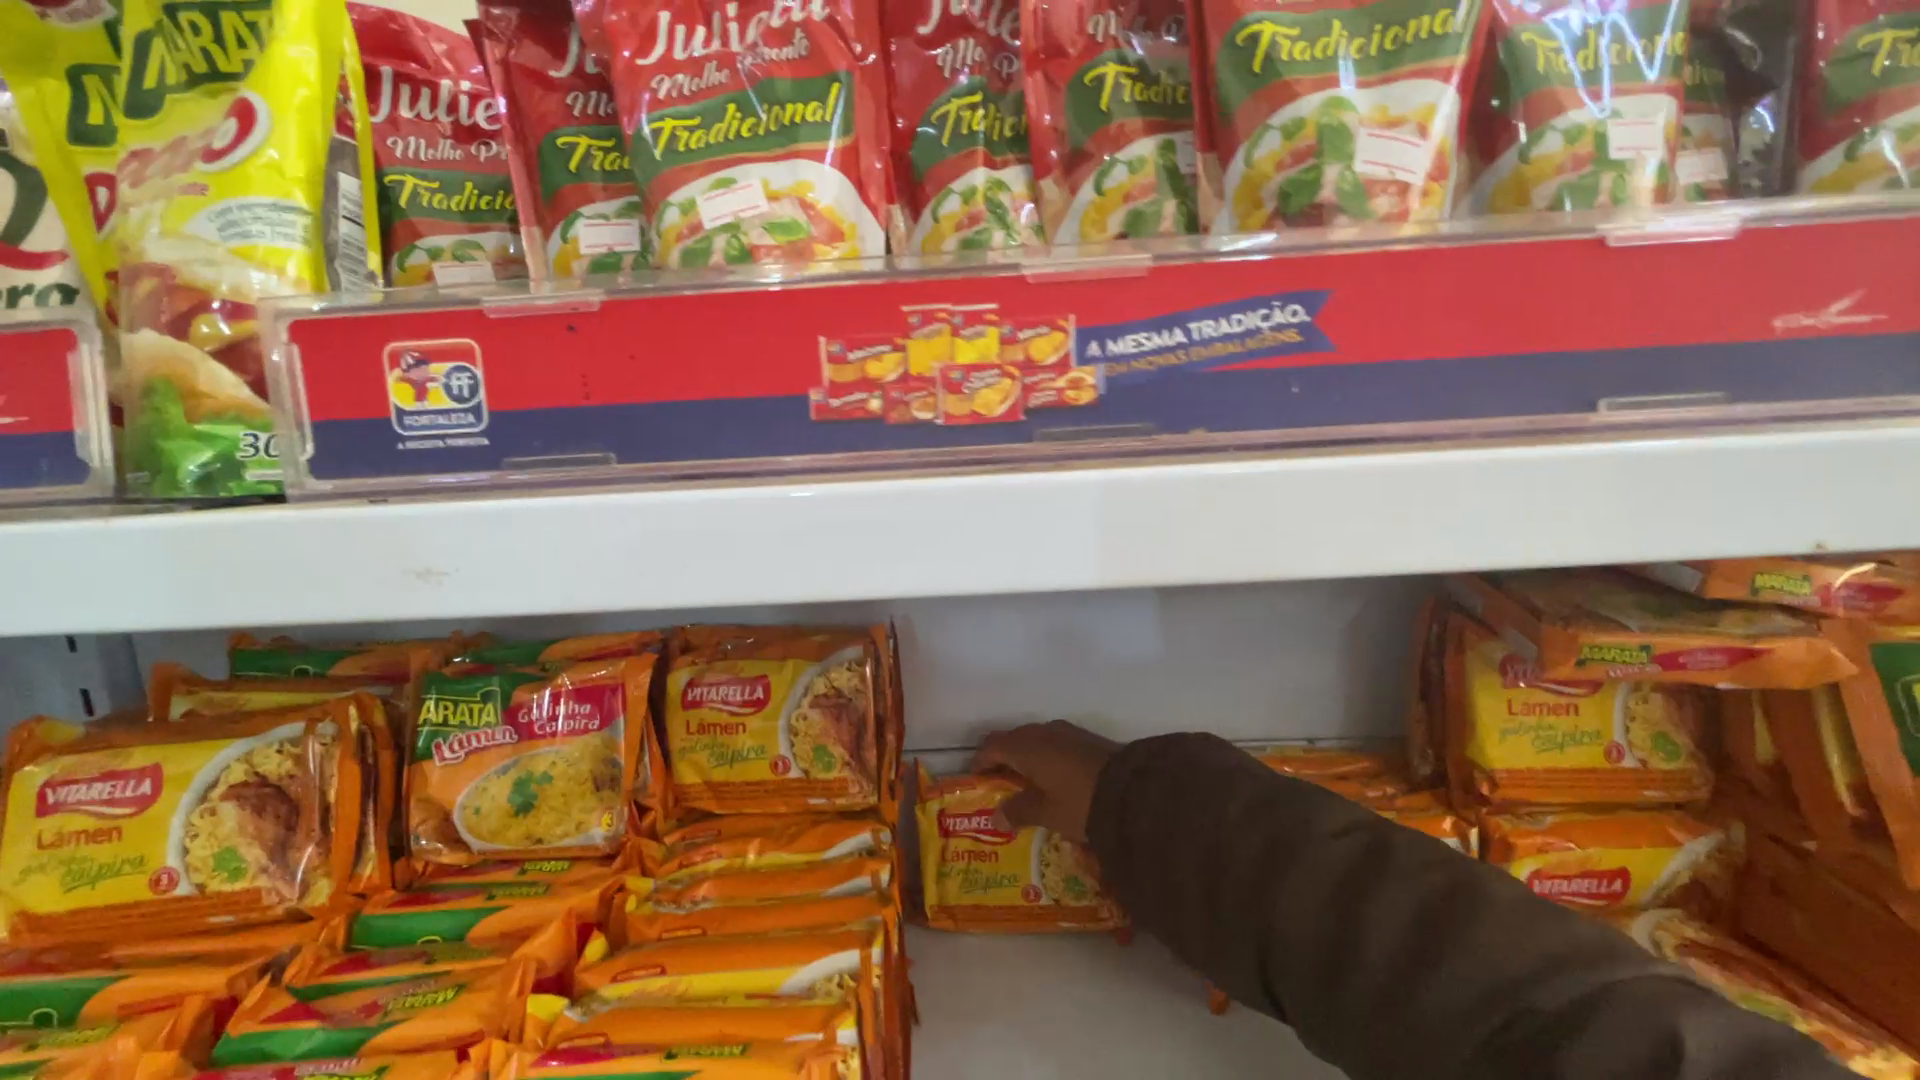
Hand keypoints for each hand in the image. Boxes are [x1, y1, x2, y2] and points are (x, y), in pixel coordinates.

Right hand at [971, 720, 1118, 845]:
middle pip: (1012, 740)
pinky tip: (1053, 781)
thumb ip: (1018, 811)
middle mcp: (1042, 732)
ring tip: (1026, 786)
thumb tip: (996, 816)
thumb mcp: (1047, 813)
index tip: (977, 782)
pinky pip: (1053, 743)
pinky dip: (1044, 758)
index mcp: (1026, 747)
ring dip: (1025, 758)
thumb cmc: (1081, 802)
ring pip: (1034, 740)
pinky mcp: (1085, 738)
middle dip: (1002, 760)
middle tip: (1000, 787)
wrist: (1134, 791)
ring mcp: (1066, 732)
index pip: (991, 746)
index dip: (980, 762)